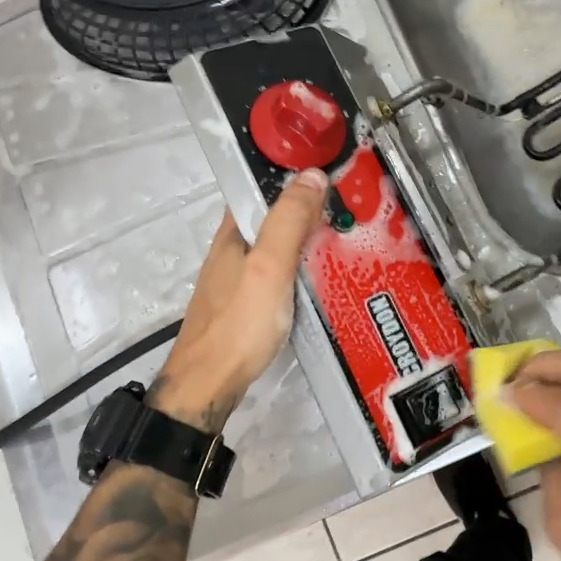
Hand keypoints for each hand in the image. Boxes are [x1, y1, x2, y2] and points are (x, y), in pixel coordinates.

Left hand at [150, 169, 328, 430]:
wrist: (208, 386)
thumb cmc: (239, 322)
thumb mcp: (269, 266)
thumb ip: (289, 221)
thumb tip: (312, 173)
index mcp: (233, 233)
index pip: (260, 188)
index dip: (291, 177)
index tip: (330, 173)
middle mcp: (232, 251)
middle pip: (272, 219)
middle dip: (307, 210)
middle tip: (351, 209)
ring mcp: (238, 281)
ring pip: (277, 249)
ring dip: (307, 242)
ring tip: (348, 240)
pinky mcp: (248, 307)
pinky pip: (280, 276)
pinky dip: (302, 272)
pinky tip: (325, 281)